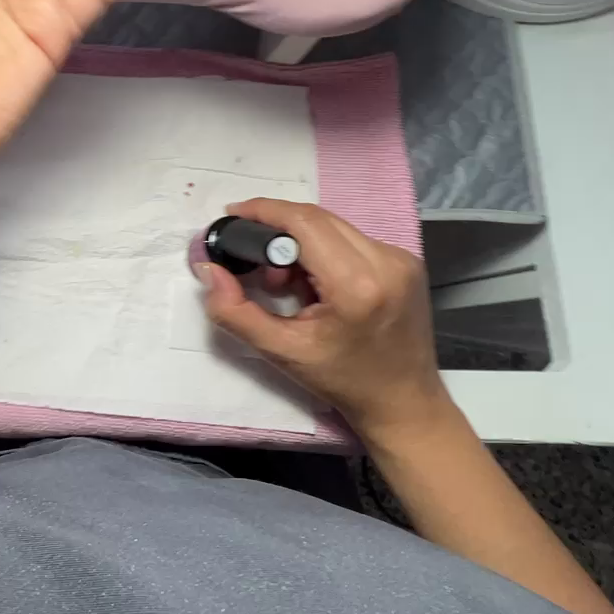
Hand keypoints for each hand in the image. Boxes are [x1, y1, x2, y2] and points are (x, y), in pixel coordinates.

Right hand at [194, 198, 448, 436]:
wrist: (403, 402)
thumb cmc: (340, 380)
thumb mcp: (279, 350)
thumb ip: (233, 311)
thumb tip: (208, 269)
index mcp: (357, 284)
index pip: (304, 223)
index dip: (264, 211)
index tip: (232, 215)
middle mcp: (386, 261)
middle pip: (317, 218)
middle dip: (276, 227)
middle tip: (250, 254)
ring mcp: (401, 259)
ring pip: (333, 226)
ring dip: (298, 240)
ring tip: (282, 279)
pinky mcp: (405, 263)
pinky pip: (350, 238)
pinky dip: (320, 249)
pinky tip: (311, 281)